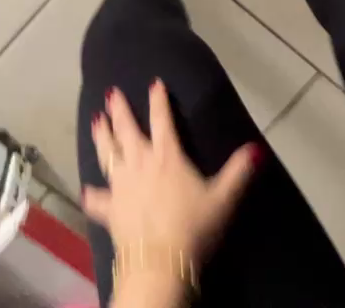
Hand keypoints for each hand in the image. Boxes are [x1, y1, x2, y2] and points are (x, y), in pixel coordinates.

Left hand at [84, 82, 258, 272]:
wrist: (159, 262)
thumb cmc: (193, 226)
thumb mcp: (222, 198)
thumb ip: (238, 172)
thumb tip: (258, 149)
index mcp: (167, 156)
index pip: (163, 121)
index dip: (159, 100)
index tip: (154, 83)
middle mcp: (140, 163)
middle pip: (127, 130)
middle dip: (119, 110)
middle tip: (110, 93)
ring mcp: (122, 186)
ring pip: (108, 154)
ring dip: (101, 136)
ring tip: (95, 120)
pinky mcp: (110, 209)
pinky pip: (98, 200)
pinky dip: (93, 194)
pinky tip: (86, 190)